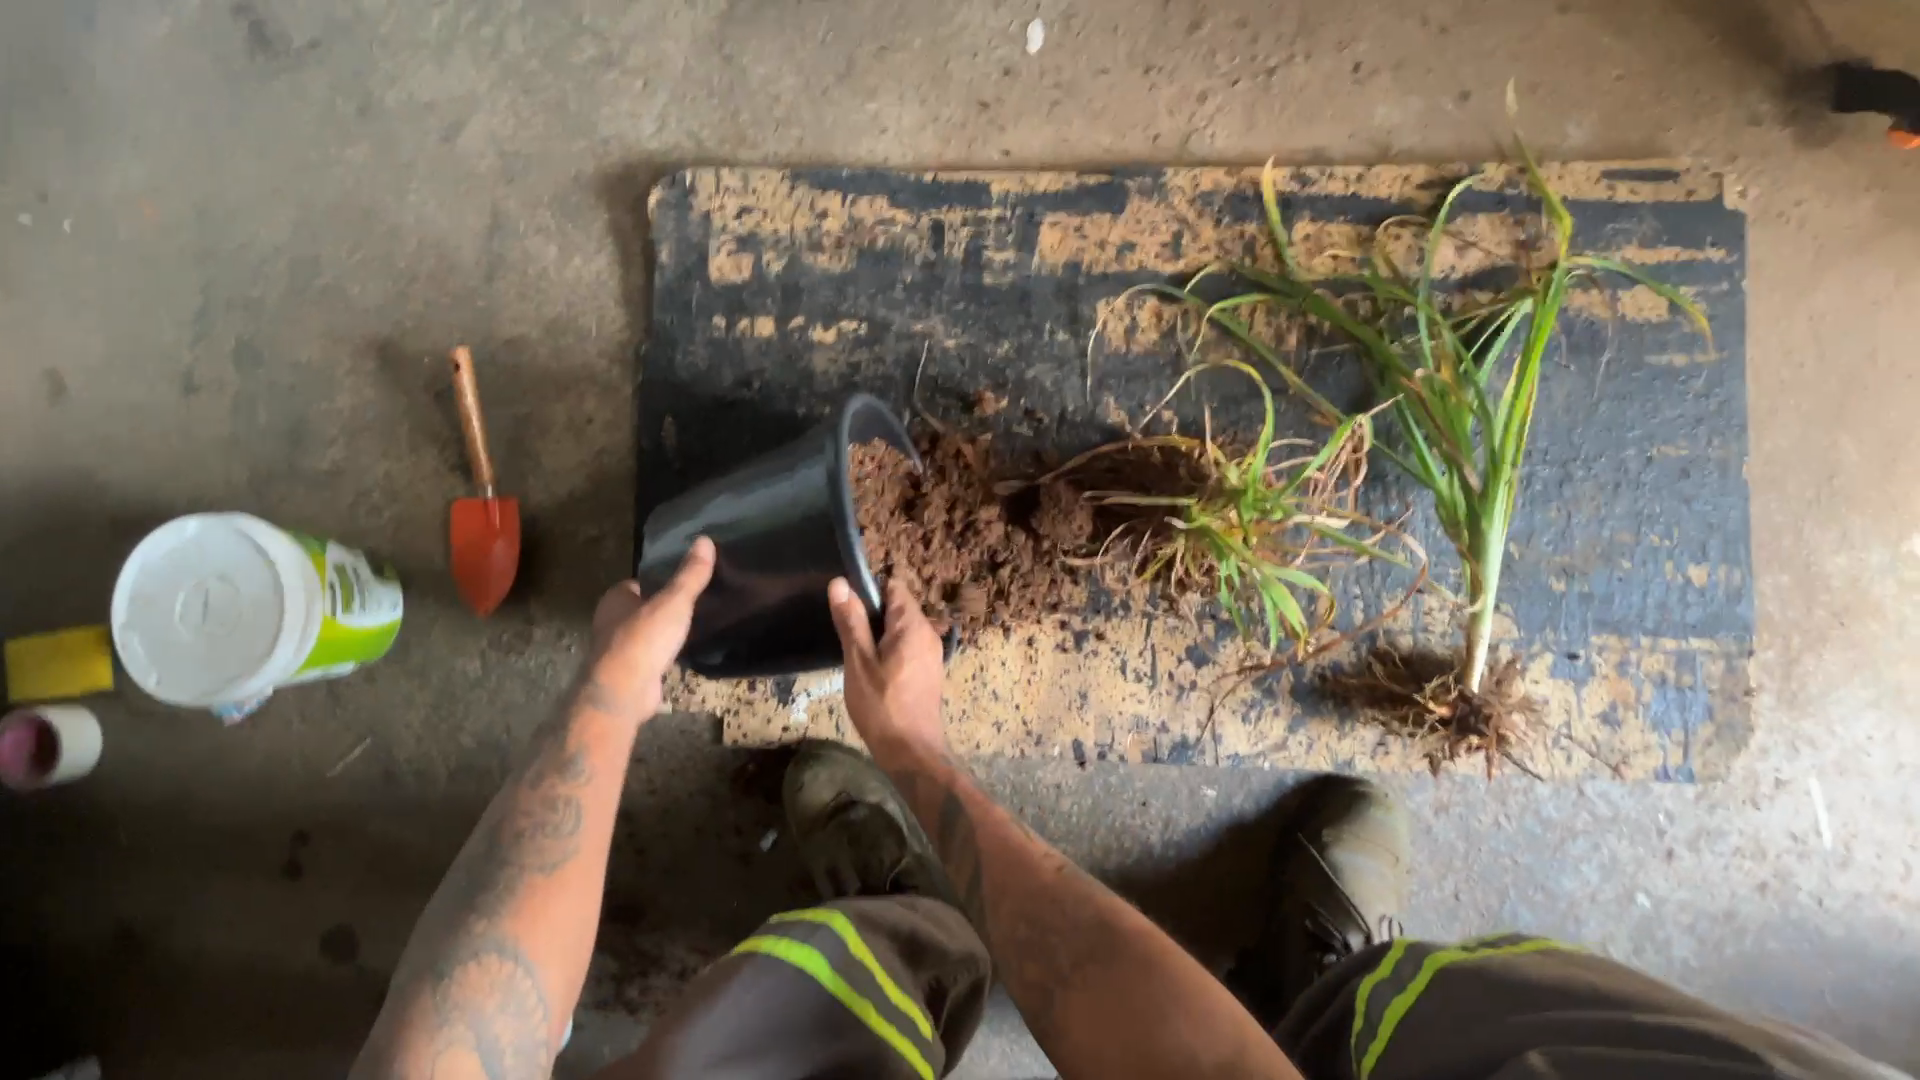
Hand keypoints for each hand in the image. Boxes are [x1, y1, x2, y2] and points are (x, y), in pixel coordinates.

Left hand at [586, 536, 714, 716]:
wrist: (625, 690)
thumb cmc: (645, 638)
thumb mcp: (674, 601)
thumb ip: (690, 575)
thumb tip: (704, 539)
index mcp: (616, 598)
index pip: (638, 583)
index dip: (658, 582)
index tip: (683, 583)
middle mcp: (610, 620)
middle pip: (640, 607)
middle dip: (661, 606)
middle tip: (692, 603)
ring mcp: (617, 648)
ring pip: (644, 632)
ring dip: (662, 631)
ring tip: (692, 626)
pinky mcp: (628, 671)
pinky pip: (649, 655)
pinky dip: (662, 653)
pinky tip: (682, 653)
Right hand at [827, 577, 947, 762]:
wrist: (912, 751)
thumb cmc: (882, 706)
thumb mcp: (858, 662)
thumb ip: (851, 621)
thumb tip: (840, 583)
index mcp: (913, 625)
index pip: (893, 587)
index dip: (869, 591)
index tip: (848, 610)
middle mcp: (928, 633)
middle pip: (898, 607)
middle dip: (872, 615)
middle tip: (847, 636)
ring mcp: (931, 653)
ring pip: (902, 629)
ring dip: (879, 635)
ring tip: (856, 655)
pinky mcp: (929, 671)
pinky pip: (908, 647)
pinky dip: (890, 650)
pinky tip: (873, 671)